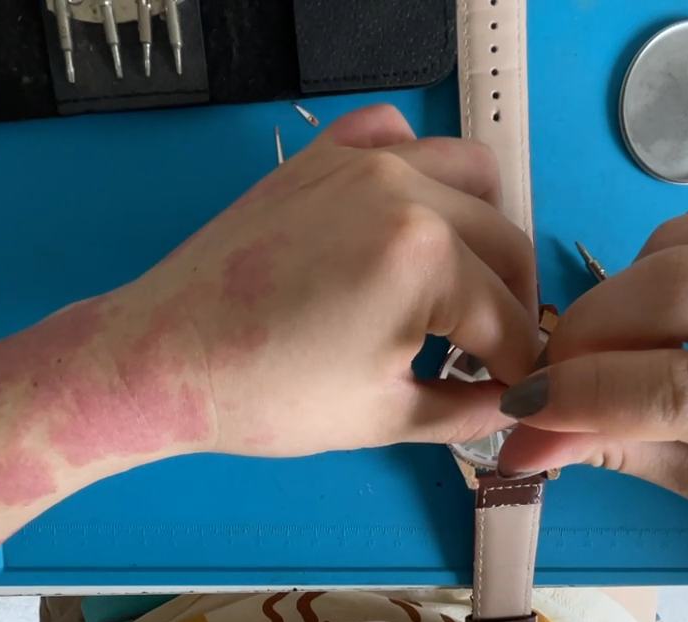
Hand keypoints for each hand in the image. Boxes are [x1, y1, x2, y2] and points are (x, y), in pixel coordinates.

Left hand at [114, 104, 539, 457]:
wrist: (164, 362)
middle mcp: (407, 191)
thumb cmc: (266, 400)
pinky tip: (408, 225)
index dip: (523, 370)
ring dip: (486, 233)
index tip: (518, 394)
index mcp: (426, 261)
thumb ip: (462, 412)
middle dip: (514, 306)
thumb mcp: (380, 419)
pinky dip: (423, 174)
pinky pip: (401, 137)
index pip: (509, 320)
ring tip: (461, 288)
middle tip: (492, 355)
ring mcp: (361, 162)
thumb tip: (506, 409)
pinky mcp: (322, 156)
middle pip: (506, 244)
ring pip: (471, 177)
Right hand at [495, 195, 687, 535]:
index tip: (522, 408)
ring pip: (686, 243)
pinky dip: (661, 264)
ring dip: (622, 298)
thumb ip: (628, 451)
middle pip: (683, 288)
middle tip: (554, 370)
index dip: (586, 394)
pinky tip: (674, 310)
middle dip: (590, 330)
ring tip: (622, 349)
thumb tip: (525, 439)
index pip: (686, 388)